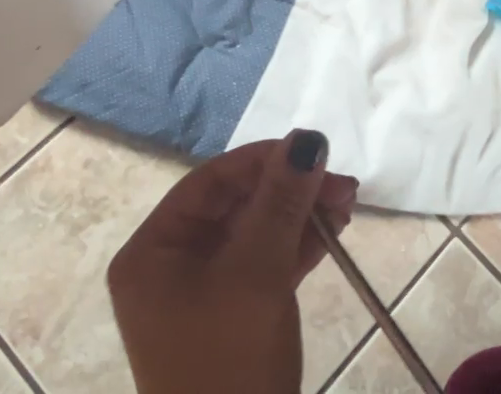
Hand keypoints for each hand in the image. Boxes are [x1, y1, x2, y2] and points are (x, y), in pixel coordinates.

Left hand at [109, 129, 359, 393]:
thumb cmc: (230, 362)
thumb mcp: (256, 273)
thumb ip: (281, 201)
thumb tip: (307, 138)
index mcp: (153, 252)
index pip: (210, 183)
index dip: (264, 161)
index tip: (315, 152)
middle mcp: (172, 266)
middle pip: (237, 205)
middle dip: (290, 190)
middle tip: (344, 185)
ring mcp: (203, 294)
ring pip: (256, 232)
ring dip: (301, 215)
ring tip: (347, 205)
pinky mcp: (234, 315)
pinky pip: (266, 262)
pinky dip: (299, 245)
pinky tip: (333, 232)